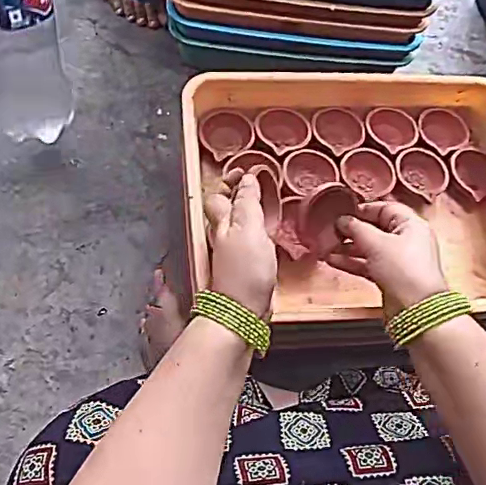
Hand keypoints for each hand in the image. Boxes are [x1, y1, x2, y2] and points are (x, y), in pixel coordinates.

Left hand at [203, 172, 277, 317]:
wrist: (242, 312)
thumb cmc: (245, 271)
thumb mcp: (249, 230)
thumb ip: (248, 203)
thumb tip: (247, 180)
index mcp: (221, 223)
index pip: (219, 195)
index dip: (229, 181)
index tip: (245, 172)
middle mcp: (222, 237)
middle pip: (225, 210)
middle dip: (237, 196)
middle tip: (256, 187)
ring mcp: (231, 254)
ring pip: (235, 226)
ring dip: (247, 214)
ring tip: (265, 206)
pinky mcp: (242, 269)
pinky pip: (246, 243)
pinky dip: (254, 233)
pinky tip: (267, 237)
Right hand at [326, 201, 449, 312]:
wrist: (415, 308)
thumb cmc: (406, 272)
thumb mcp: (376, 243)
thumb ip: (357, 228)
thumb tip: (344, 220)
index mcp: (412, 225)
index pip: (386, 209)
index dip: (364, 209)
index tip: (346, 212)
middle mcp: (408, 241)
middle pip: (376, 229)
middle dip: (353, 230)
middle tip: (334, 230)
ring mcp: (399, 260)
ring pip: (370, 248)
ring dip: (349, 247)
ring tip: (328, 246)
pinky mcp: (390, 277)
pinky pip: (368, 264)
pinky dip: (352, 262)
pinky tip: (334, 260)